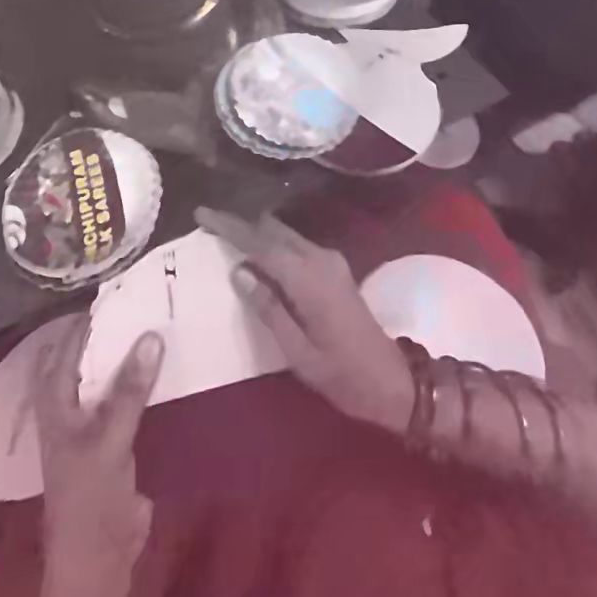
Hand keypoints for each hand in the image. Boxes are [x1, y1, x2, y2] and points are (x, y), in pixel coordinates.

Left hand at [33, 317, 163, 596]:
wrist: (98, 554)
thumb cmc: (90, 492)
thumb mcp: (110, 437)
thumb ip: (130, 389)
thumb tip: (151, 335)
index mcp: (55, 401)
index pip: (67, 347)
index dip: (86, 320)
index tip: (113, 292)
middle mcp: (68, 406)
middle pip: (85, 360)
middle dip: (106, 336)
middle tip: (135, 305)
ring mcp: (89, 424)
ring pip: (104, 379)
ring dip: (122, 358)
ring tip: (148, 327)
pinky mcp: (111, 442)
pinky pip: (123, 402)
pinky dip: (136, 384)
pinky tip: (155, 371)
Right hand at [195, 207, 412, 434]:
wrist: (395, 383)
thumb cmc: (343, 374)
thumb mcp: (298, 352)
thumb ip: (268, 309)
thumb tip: (238, 271)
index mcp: (308, 278)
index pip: (260, 242)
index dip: (228, 226)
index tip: (201, 213)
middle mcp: (319, 259)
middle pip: (272, 229)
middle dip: (239, 224)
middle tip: (208, 226)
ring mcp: (330, 261)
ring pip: (284, 234)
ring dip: (256, 233)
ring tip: (225, 238)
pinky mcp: (334, 269)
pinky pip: (295, 246)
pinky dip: (271, 245)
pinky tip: (256, 256)